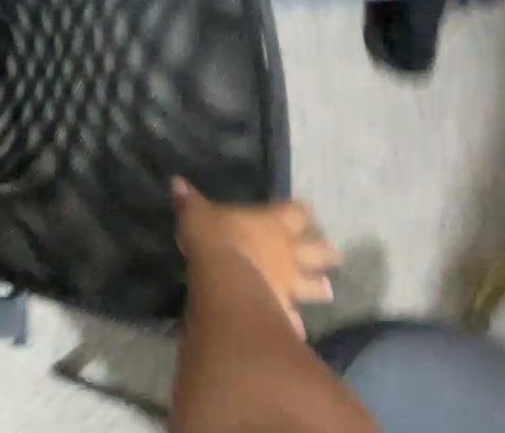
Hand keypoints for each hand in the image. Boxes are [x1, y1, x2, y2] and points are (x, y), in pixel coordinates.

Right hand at [172, 178, 338, 335]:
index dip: (299, 211)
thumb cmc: (214, 238)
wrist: (225, 280)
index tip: (302, 209)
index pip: (296, 213)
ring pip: (317, 285)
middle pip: (320, 250)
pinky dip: (295, 319)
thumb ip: (189, 200)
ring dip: (319, 286)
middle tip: (327, 251)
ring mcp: (291, 282)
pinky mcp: (285, 308)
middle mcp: (290, 252)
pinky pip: (295, 316)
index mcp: (272, 224)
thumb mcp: (194, 213)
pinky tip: (294, 323)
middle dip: (324, 251)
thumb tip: (177, 181)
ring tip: (323, 288)